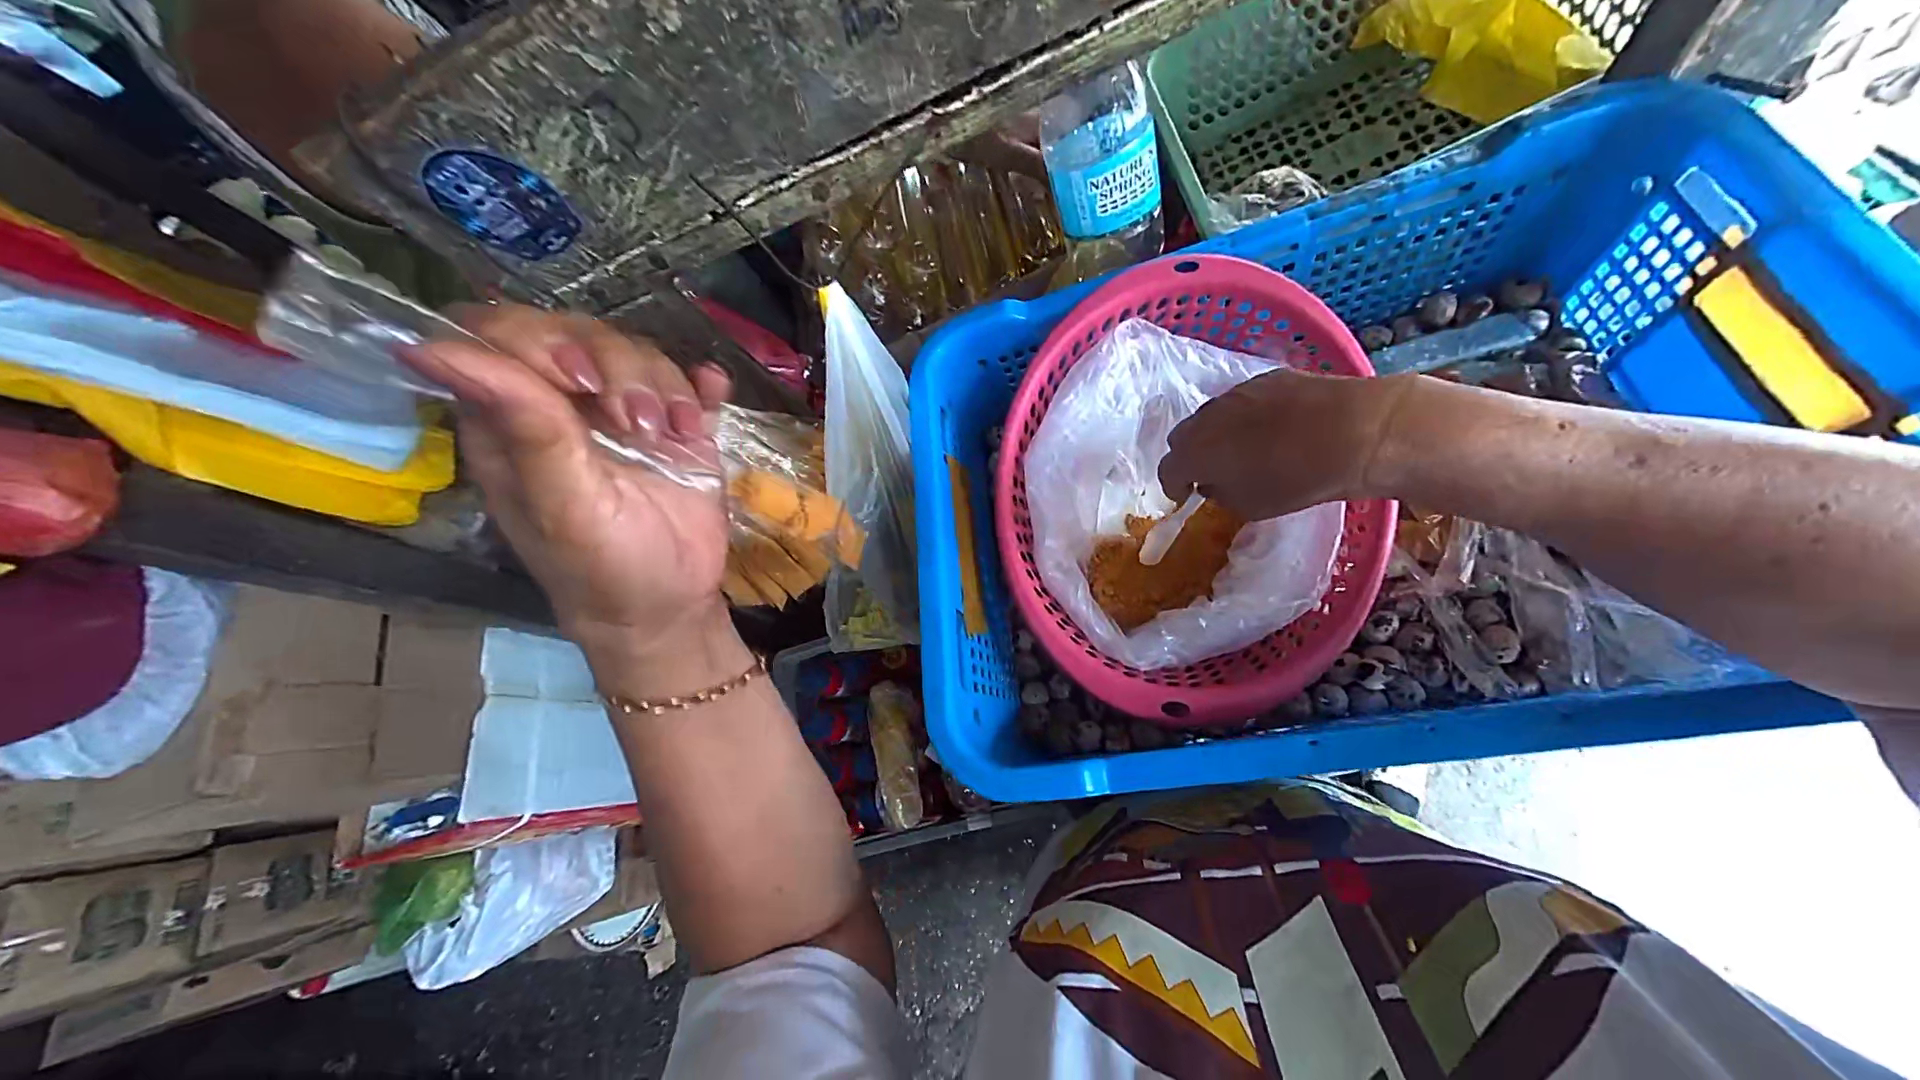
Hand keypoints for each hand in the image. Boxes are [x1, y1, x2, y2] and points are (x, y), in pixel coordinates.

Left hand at [402, 305, 732, 659]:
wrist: (671, 606)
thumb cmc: (603, 569)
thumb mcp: (562, 507)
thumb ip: (522, 428)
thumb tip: (425, 345)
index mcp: (511, 422)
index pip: (499, 336)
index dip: (537, 340)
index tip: (578, 380)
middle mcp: (565, 408)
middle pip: (580, 334)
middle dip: (617, 367)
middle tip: (638, 424)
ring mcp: (626, 417)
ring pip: (640, 353)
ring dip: (664, 387)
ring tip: (673, 437)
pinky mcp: (677, 429)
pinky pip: (690, 381)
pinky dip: (702, 385)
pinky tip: (706, 404)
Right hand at [1158, 369, 1418, 519]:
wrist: (1358, 431)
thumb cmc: (1299, 479)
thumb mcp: (1251, 506)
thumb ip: (1220, 494)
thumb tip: (1212, 483)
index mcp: (1195, 453)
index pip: (1167, 470)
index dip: (1173, 487)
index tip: (1184, 498)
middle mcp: (1206, 417)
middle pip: (1182, 437)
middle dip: (1189, 457)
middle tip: (1209, 473)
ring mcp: (1235, 393)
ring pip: (1210, 416)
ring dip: (1215, 435)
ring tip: (1240, 450)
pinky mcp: (1266, 379)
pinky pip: (1240, 402)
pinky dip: (1243, 418)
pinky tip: (1270, 429)